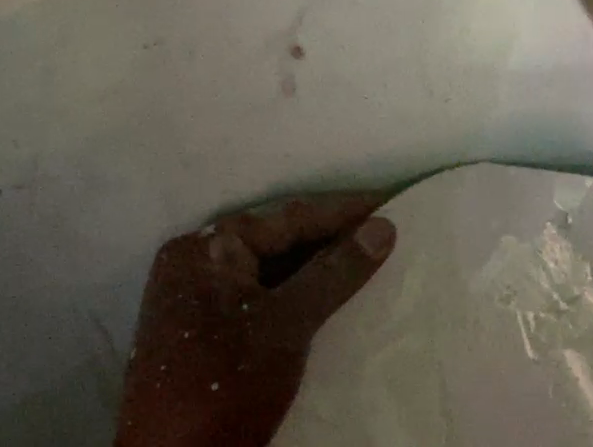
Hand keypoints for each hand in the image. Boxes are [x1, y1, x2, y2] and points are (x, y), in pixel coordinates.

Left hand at [115, 195, 395, 446]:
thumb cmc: (221, 388)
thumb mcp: (284, 325)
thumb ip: (334, 272)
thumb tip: (384, 226)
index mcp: (204, 250)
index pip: (289, 218)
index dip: (345, 211)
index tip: (393, 204)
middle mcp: (199, 265)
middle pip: (283, 239)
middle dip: (336, 237)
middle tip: (389, 231)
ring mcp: (204, 301)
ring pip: (279, 269)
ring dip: (324, 267)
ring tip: (374, 259)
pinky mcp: (214, 334)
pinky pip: (270, 297)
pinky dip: (306, 294)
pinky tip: (341, 296)